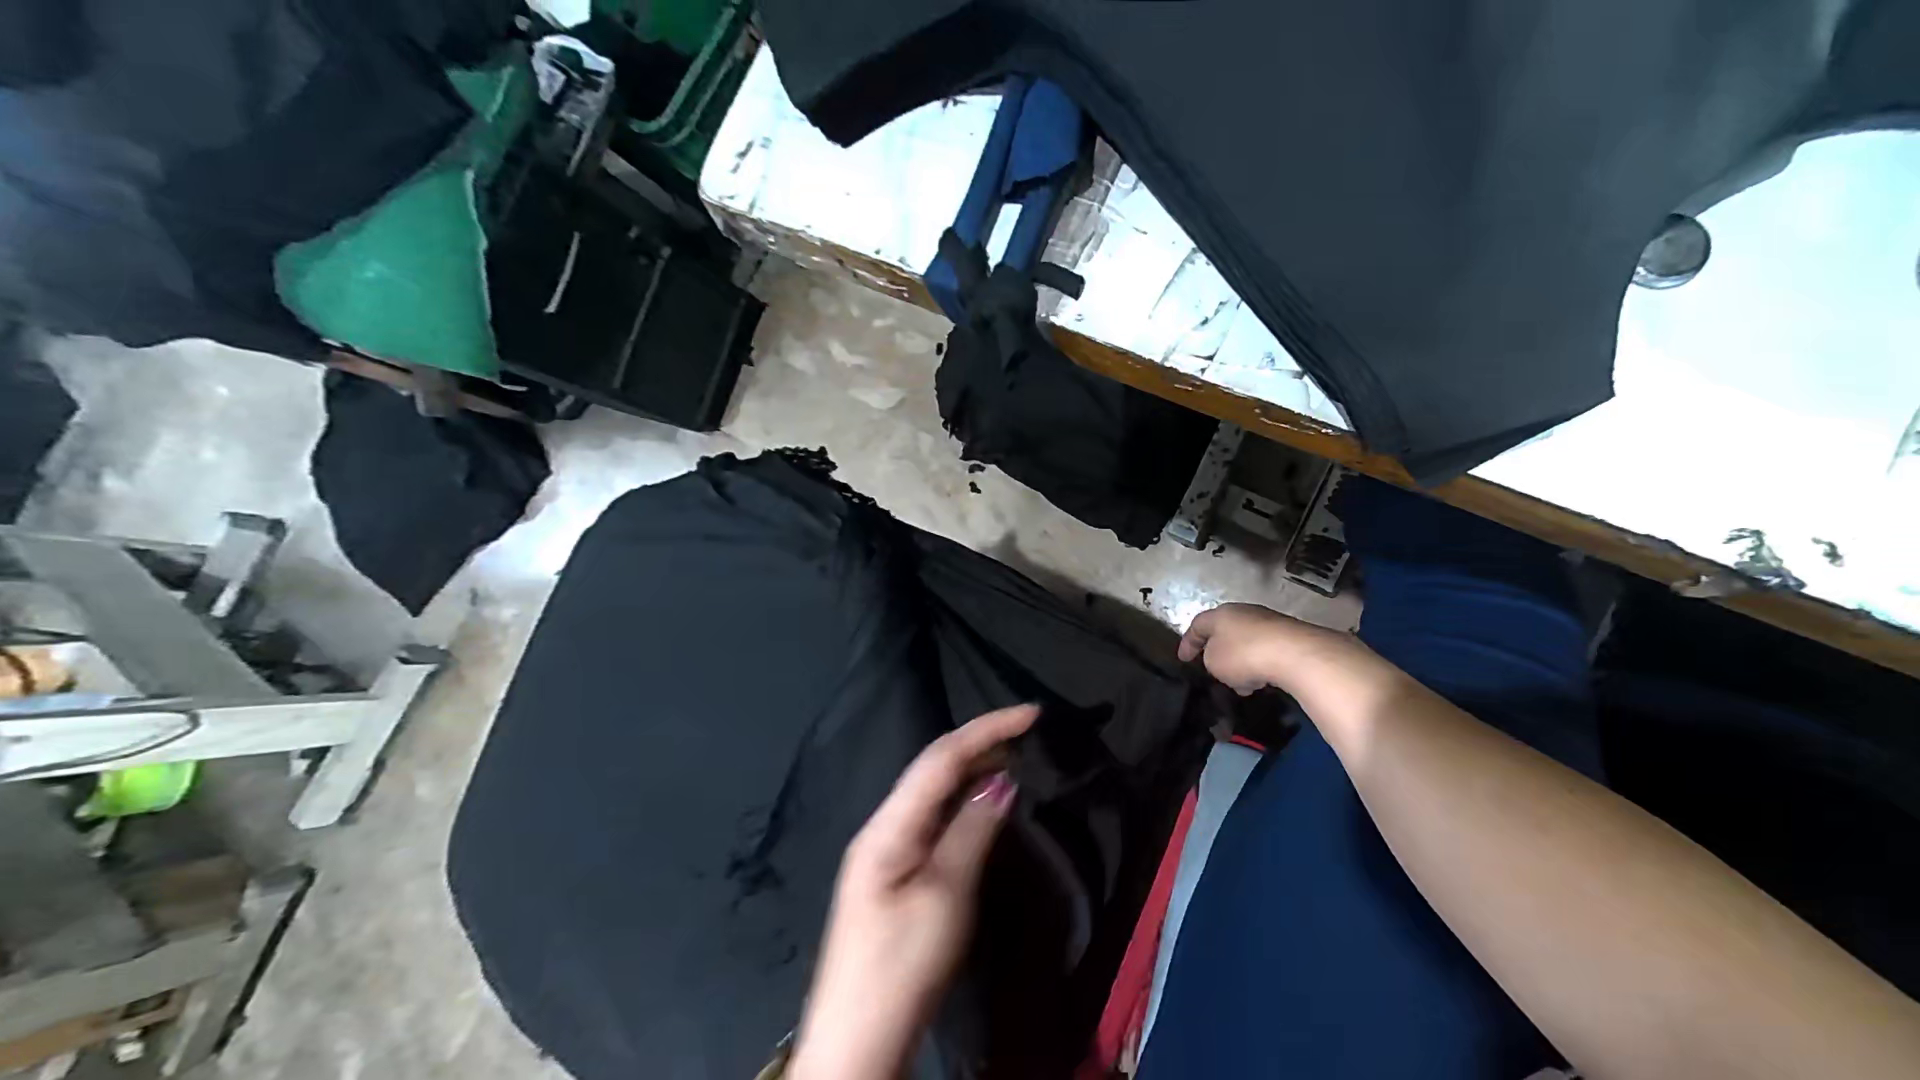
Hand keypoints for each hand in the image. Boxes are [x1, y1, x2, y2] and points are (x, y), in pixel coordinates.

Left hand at [787, 704, 1037, 1079]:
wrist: (857, 1039)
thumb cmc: (901, 966)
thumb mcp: (943, 897)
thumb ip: (970, 832)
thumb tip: (1002, 780)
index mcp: (888, 824)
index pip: (940, 757)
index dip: (986, 729)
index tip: (1031, 712)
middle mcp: (884, 825)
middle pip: (934, 769)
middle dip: (981, 743)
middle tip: (1030, 733)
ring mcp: (887, 849)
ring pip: (935, 792)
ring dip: (974, 770)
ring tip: (1018, 756)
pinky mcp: (896, 872)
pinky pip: (934, 818)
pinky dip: (964, 802)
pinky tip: (987, 803)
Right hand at [1179, 602, 1362, 694]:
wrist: (1295, 654)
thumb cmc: (1243, 655)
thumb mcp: (1213, 662)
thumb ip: (1210, 659)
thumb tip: (1223, 660)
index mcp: (1220, 614)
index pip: (1197, 625)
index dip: (1187, 643)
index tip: (1183, 659)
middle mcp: (1244, 612)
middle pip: (1225, 633)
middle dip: (1219, 655)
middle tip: (1217, 673)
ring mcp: (1270, 622)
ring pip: (1247, 643)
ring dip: (1242, 664)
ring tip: (1245, 685)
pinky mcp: (1290, 635)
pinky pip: (1267, 651)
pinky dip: (1261, 665)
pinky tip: (1265, 681)